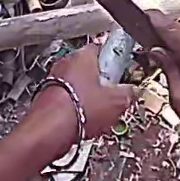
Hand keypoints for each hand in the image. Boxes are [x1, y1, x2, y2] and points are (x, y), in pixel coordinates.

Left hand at [16, 41, 136, 163]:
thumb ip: (128, 93)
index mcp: (82, 56)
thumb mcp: (116, 102)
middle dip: (101, 83)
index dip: (113, 60)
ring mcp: (53, 81)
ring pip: (77, 85)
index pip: (101, 48)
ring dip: (88, 97)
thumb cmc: (76, 110)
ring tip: (98, 114)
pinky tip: (83, 122)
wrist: (48, 132)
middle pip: (89, 69)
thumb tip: (133, 92)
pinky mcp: (46, 98)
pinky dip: (75, 109)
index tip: (121, 71)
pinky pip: (66, 100)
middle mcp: (65, 64)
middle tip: (113, 97)